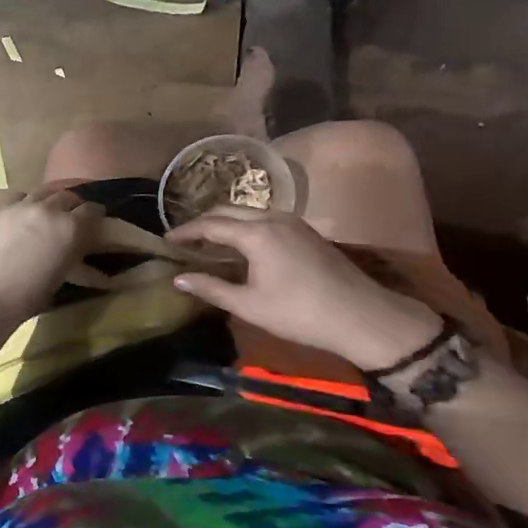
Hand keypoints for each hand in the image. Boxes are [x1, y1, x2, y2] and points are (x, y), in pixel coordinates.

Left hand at [0, 187, 103, 330]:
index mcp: (71, 228)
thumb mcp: (63, 275)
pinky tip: (23, 211)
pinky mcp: (0, 209)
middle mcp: (49, 209)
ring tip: (49, 209)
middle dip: (74, 205)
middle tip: (72, 215)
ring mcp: (22, 206)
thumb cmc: (30, 295)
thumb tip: (80, 247)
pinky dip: (25, 200)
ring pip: (43, 191)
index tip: (96, 219)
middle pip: (68, 196)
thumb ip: (74, 253)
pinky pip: (18, 196)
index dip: (96, 214)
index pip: (92, 210)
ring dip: (51, 199)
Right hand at [167, 206, 439, 369]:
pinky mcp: (306, 232)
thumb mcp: (248, 305)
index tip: (166, 241)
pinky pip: (265, 219)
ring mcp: (294, 223)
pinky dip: (244, 227)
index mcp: (256, 234)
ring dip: (224, 223)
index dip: (185, 232)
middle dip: (203, 222)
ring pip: (248, 213)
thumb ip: (210, 288)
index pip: (210, 225)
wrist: (362, 316)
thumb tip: (178, 279)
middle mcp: (273, 219)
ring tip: (207, 241)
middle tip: (183, 239)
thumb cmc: (299, 313)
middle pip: (228, 211)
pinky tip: (240, 246)